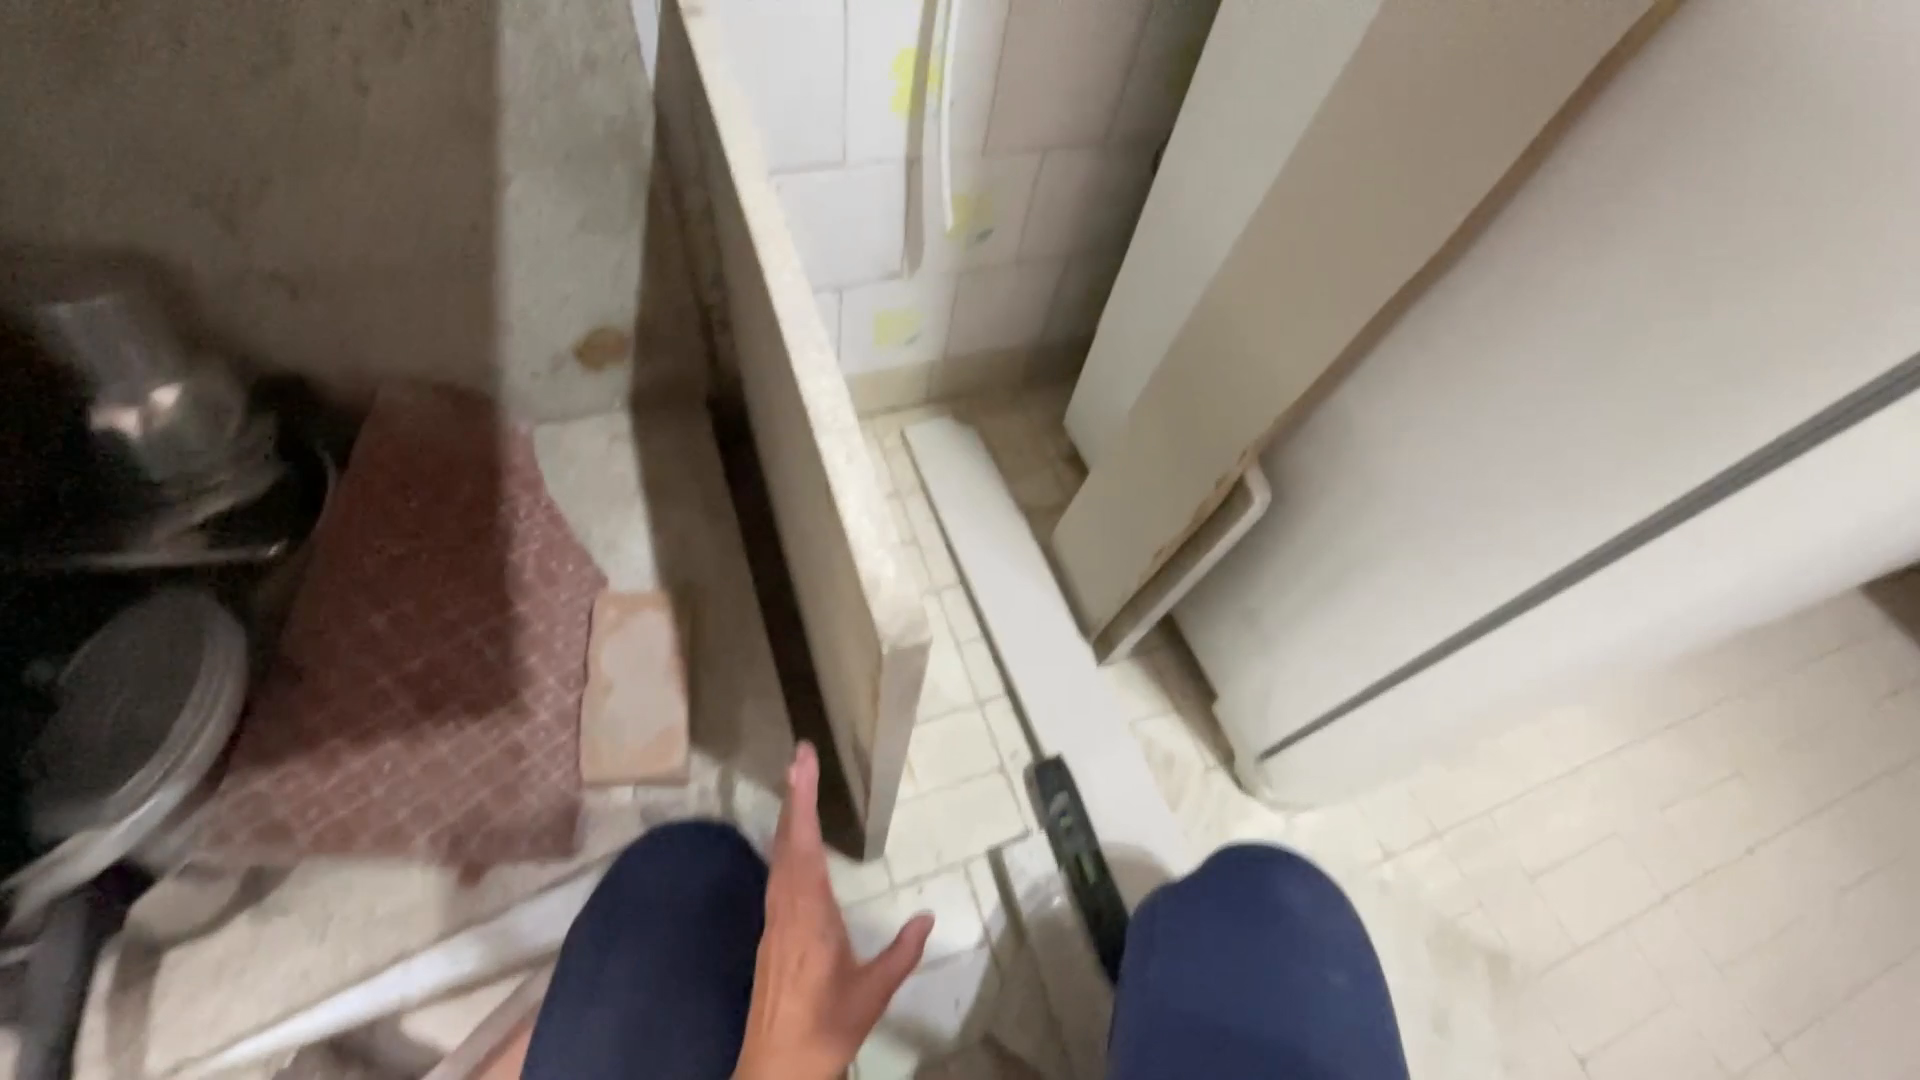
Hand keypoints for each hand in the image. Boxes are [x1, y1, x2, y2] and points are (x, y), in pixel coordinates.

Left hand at [733, 743, 933, 1079]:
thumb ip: (902, 951)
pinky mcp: (771, 931)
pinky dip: (786, 845)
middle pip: (787, 840)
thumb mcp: (874, 991)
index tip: (802, 762)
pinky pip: (777, 874)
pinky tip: (793, 842)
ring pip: (778, 856)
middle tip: (800, 755)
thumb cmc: (828, 1025)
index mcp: (809, 913)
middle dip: (794, 794)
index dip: (802, 800)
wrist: (777, 1067)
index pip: (803, 844)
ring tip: (797, 784)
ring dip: (789, 816)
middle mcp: (786, 907)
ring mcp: (774, 918)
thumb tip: (927, 915)